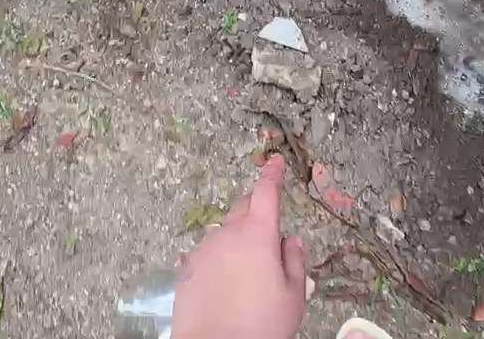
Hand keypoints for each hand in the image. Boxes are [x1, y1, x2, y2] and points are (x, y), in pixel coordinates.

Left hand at [172, 154, 308, 338]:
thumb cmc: (259, 326)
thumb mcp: (292, 298)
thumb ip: (295, 262)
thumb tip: (291, 240)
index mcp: (258, 234)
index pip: (266, 192)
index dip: (273, 174)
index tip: (276, 161)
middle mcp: (229, 232)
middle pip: (244, 208)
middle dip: (257, 211)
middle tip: (268, 235)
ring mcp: (205, 248)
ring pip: (225, 232)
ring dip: (237, 239)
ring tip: (247, 273)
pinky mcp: (187, 267)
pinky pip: (208, 253)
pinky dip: (219, 259)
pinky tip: (224, 283)